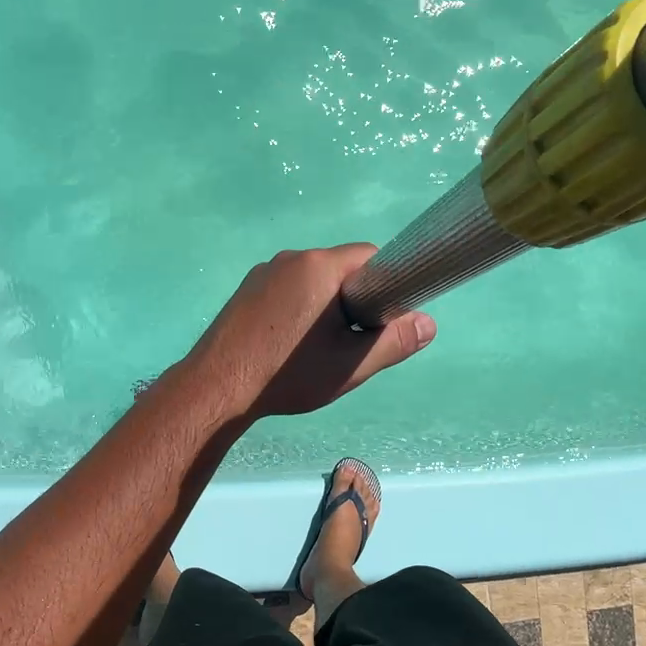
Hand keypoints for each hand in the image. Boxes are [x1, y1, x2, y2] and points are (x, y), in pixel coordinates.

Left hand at [179, 244, 436, 417]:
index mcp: (319, 265)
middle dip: (354, 300)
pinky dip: (297, 311)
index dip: (386, 285)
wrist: (217, 389)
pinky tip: (288, 347)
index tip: (382, 320)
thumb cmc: (288, 374)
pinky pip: (286, 291)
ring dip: (324, 308)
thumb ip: (394, 342)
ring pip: (312, 282)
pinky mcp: (244, 292)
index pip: (370, 257)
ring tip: (316, 350)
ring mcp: (262, 273)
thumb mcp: (350, 365)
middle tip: (350, 343)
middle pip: (340, 269)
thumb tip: (428, 324)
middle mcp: (290, 258)